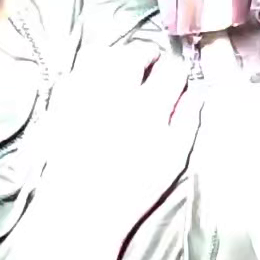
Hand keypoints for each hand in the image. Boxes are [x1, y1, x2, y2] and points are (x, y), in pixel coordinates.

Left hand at [35, 45, 197, 244]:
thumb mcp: (173, 159)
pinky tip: (99, 85)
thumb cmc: (134, 189)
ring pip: (104, 53)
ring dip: (119, 56)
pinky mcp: (62, 100)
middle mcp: (116, 92)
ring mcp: (85, 93)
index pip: (171, 70)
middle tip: (152, 66)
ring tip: (125, 71)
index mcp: (149, 107)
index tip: (177, 79)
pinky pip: (78, 69)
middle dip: (148, 54)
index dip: (178, 70)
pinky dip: (92, 69)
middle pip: (135, 52)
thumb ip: (188, 121)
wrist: (82, 207)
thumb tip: (197, 93)